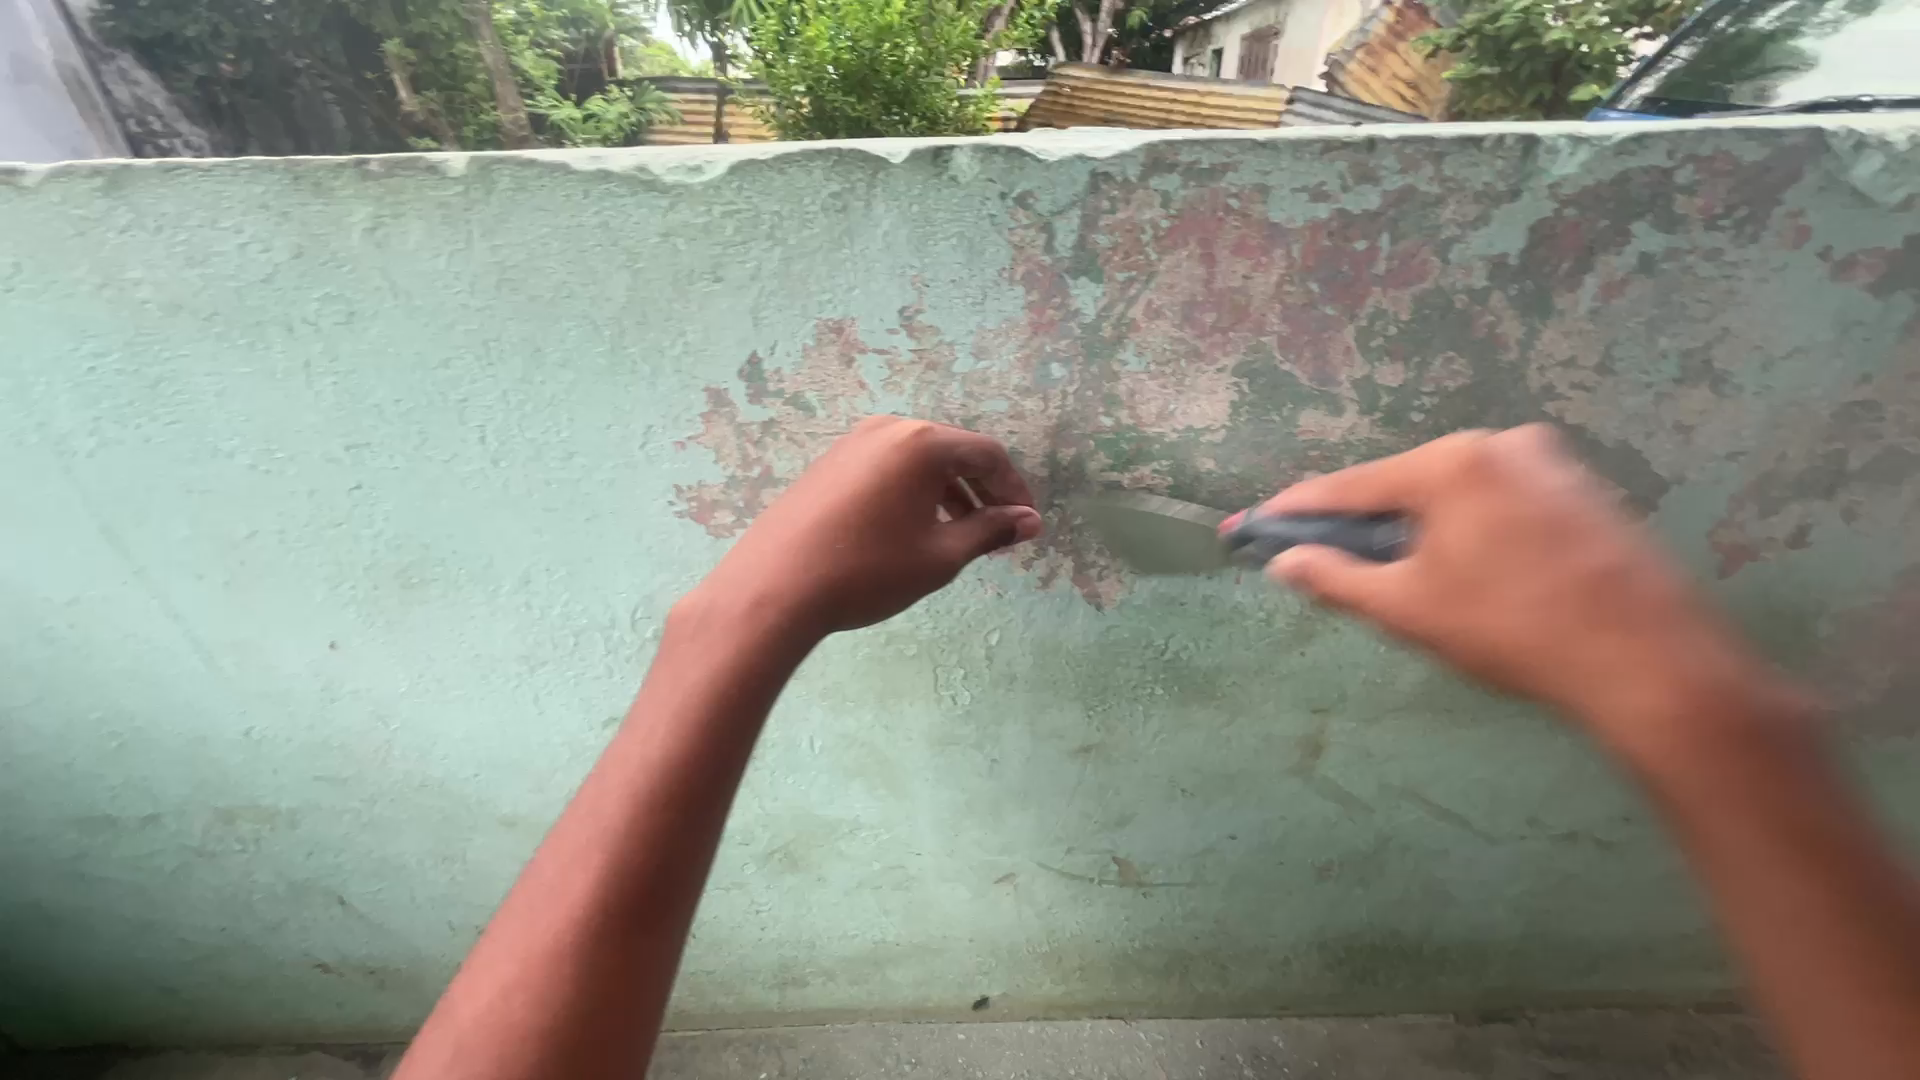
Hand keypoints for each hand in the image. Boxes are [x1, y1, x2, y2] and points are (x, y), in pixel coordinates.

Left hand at [689, 416, 1041, 638]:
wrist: (773, 588)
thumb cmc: (868, 571)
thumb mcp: (940, 556)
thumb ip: (990, 531)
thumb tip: (1030, 521)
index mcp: (922, 442)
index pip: (987, 455)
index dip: (1013, 490)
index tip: (1024, 526)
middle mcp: (889, 429)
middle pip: (952, 452)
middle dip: (981, 491)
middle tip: (995, 534)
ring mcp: (853, 443)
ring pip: (918, 461)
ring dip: (947, 493)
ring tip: (958, 536)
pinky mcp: (829, 464)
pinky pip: (888, 469)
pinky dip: (912, 493)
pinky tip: (911, 529)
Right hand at [1240, 425, 1775, 750]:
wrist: (1655, 666)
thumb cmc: (1511, 629)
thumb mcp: (1405, 607)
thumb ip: (1334, 577)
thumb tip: (1283, 563)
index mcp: (1448, 464)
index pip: (1348, 487)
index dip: (1294, 511)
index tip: (1251, 525)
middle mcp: (1497, 445)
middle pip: (1398, 485)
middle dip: (1356, 522)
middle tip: (1318, 555)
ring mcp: (1548, 462)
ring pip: (1447, 492)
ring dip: (1408, 526)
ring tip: (1387, 569)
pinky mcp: (1582, 489)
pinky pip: (1491, 500)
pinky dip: (1457, 526)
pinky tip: (1455, 564)